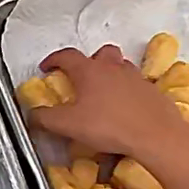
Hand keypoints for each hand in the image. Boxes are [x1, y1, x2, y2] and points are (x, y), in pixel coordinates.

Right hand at [31, 46, 188, 157]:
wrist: (155, 135)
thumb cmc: (108, 126)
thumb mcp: (67, 125)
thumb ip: (44, 118)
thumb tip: (33, 114)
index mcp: (89, 71)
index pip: (67, 56)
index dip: (53, 59)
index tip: (47, 67)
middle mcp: (113, 68)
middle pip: (100, 53)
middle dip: (88, 61)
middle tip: (80, 76)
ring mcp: (135, 77)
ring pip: (120, 65)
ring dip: (109, 72)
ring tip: (101, 90)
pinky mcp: (151, 91)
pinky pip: (135, 83)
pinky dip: (125, 89)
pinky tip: (122, 106)